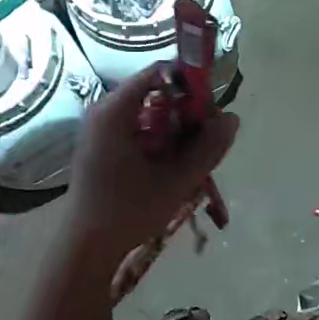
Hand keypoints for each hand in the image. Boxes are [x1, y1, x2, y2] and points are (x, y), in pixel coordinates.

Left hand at [66, 64, 238, 261]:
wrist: (86, 247)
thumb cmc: (128, 211)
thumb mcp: (176, 180)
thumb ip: (207, 148)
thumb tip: (232, 118)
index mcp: (114, 111)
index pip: (157, 72)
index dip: (188, 83)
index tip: (208, 108)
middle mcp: (102, 113)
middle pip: (153, 93)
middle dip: (184, 111)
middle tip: (205, 137)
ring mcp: (98, 131)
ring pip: (146, 114)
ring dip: (173, 128)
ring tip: (191, 155)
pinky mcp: (99, 148)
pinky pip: (135, 130)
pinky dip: (157, 140)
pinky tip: (170, 166)